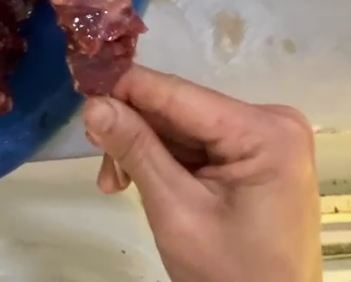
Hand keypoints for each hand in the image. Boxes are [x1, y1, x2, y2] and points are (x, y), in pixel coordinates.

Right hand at [83, 67, 319, 281]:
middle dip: (132, 131)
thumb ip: (135, 149)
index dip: (123, 87)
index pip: (176, 92)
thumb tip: (91, 104)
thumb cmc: (231, 281)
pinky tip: (136, 180)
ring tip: (114, 182)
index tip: (81, 93)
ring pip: (180, 125)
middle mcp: (269, 121)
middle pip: (177, 109)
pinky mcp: (255, 156)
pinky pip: (195, 143)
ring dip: (142, 148)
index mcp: (264, 130)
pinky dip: (163, 160)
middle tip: (96, 156)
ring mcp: (264, 139)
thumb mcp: (176, 213)